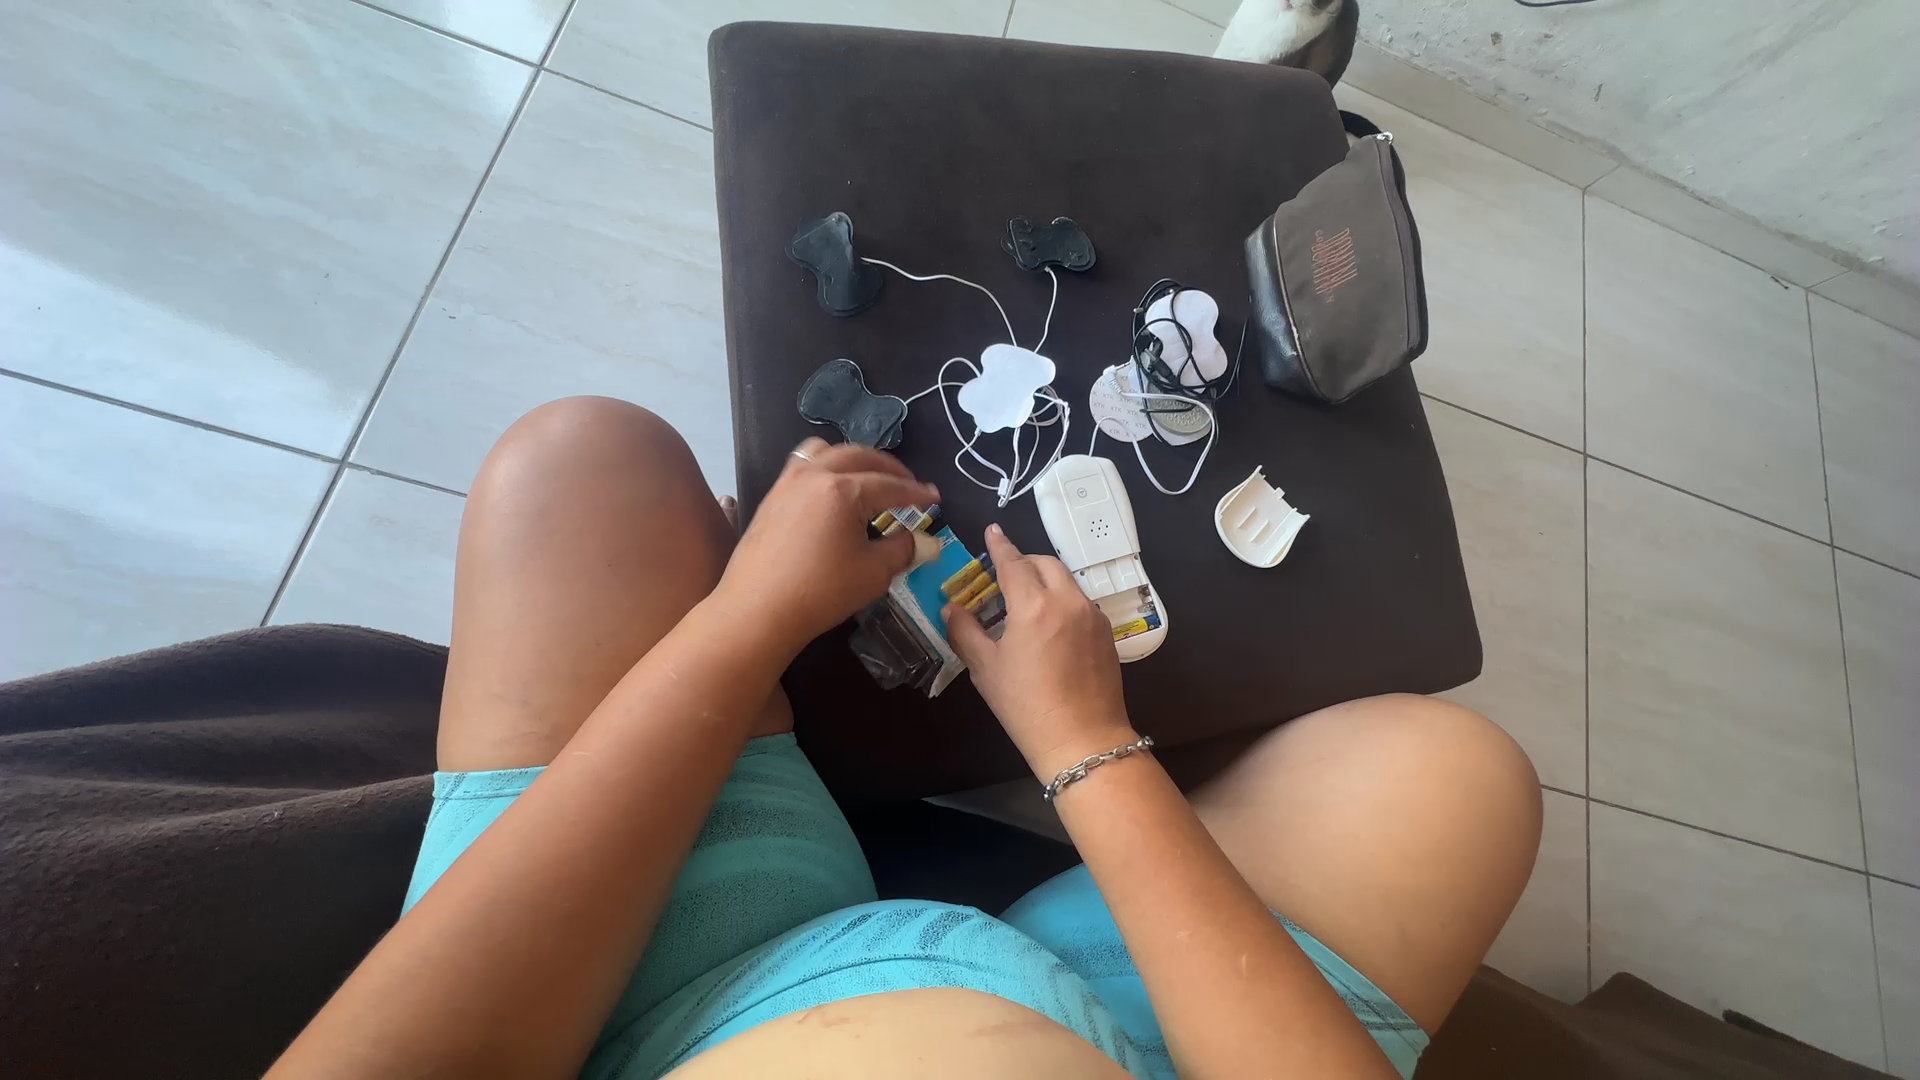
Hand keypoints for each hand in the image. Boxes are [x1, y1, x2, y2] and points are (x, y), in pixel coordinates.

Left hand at [716, 438, 938, 653]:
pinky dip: (826, 467)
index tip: (935, 497)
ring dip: (854, 459)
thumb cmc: (820, 592)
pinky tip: (833, 491)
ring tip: (869, 477)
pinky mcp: (771, 497)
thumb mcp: (873, 573)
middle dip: (889, 468)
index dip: (917, 492)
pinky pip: (803, 465)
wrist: (757, 611)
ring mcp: (788, 483)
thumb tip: (920, 540)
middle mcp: (814, 476)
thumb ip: (902, 550)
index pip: (890, 485)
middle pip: (859, 456)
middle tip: (908, 484)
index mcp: (843, 490)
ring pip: (826, 451)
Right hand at [945, 524, 1135, 779]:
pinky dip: (1062, 599)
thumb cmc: (1026, 705)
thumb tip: (951, 608)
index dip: (1000, 545)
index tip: (992, 531)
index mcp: (1034, 606)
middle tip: (1004, 575)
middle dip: (1024, 561)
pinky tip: (1050, 626)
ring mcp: (1092, 616)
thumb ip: (965, 632)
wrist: (1083, 740)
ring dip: (1045, 579)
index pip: (1013, 562)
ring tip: (1026, 602)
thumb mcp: (985, 669)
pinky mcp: (1106, 633)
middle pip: (1045, 563)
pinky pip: (1080, 601)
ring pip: (1066, 580)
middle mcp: (1067, 601)